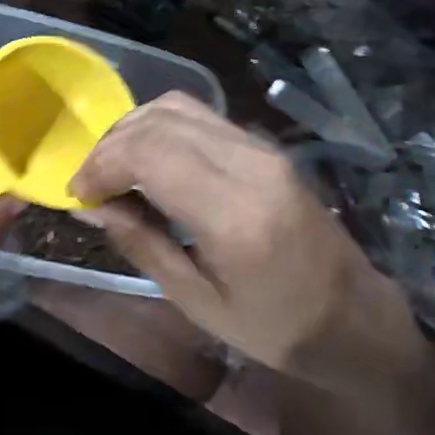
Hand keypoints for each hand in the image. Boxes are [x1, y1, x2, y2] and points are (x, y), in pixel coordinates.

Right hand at [71, 92, 424, 384]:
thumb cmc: (276, 326)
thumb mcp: (199, 303)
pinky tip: (148, 157)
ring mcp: (260, 147)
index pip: (150, 154)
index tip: (79, 193)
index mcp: (234, 213)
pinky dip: (160, 127)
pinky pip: (199, 115)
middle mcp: (249, 164)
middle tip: (90, 182)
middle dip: (110, 144)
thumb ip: (143, 244)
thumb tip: (94, 205)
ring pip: (177, 107)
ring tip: (114, 167)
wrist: (355, 316)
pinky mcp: (264, 144)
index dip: (102, 164)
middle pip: (159, 122)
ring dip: (133, 129)